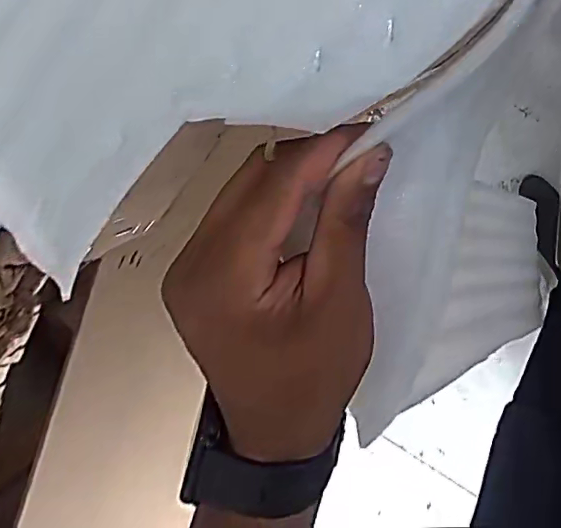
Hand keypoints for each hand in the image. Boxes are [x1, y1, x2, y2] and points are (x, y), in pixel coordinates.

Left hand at [164, 127, 390, 462]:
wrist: (276, 432)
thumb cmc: (314, 372)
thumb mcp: (340, 296)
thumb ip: (346, 219)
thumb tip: (369, 153)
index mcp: (221, 275)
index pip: (275, 185)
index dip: (324, 149)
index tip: (372, 128)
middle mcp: (190, 260)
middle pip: (253, 176)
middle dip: (312, 153)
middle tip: (364, 145)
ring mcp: (188, 262)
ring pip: (246, 183)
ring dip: (298, 167)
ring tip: (347, 161)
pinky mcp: (200, 264)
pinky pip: (242, 203)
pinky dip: (283, 188)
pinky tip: (316, 187)